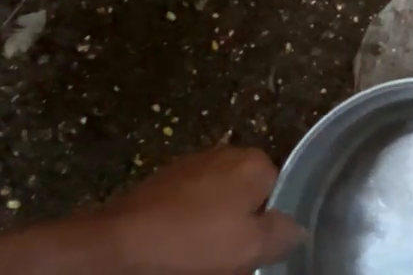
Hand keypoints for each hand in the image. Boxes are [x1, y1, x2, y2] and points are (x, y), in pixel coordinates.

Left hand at [96, 147, 302, 273]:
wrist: (115, 247)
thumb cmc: (191, 246)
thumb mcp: (248, 250)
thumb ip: (282, 235)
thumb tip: (297, 228)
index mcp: (255, 162)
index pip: (280, 192)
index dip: (268, 226)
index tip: (251, 253)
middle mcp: (229, 152)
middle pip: (248, 195)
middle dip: (240, 225)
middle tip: (225, 260)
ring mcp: (193, 163)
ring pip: (218, 200)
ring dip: (213, 226)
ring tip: (197, 259)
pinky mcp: (164, 180)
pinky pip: (190, 205)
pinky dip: (187, 225)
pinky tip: (175, 250)